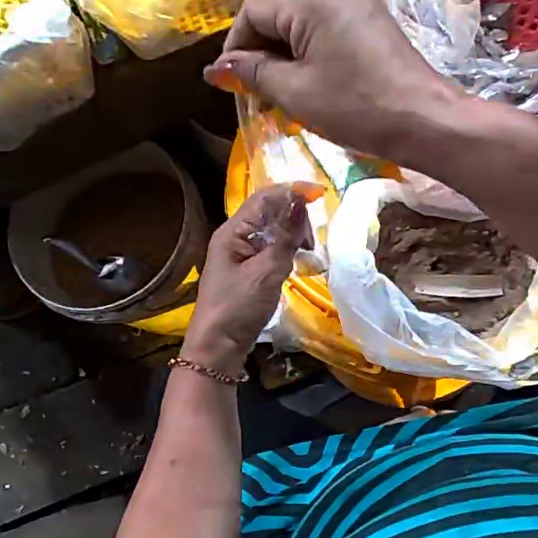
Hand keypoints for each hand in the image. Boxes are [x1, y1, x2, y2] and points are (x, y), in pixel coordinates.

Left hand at [180, 185, 312, 375]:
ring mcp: (239, 254)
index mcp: (232, 231)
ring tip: (306, 253)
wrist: (217, 347)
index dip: (292, 191)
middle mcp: (234, 237)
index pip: (265, 197)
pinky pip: (269, 249)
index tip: (320, 194)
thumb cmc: (238, 307)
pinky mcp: (246, 271)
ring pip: (271, 231)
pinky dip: (285, 250)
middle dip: (294, 217)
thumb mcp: (267, 271)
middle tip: (310, 243)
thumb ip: (286, 236)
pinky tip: (295, 262)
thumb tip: (301, 201)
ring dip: (292, 235)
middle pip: (269, 212)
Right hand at [204, 0, 464, 163]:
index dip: (235, 46)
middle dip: (259, 51)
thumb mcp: (295, 92)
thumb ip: (252, 73)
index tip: (230, 84)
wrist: (424, 120)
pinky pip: (325, 25)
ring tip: (280, 93)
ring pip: (300, 20)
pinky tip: (308, 82)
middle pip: (277, 11)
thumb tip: (215, 69)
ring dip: (283, 54)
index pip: (254, 9)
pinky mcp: (370, 17)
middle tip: (254, 94)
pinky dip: (308, 51)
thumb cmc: (356, 107)